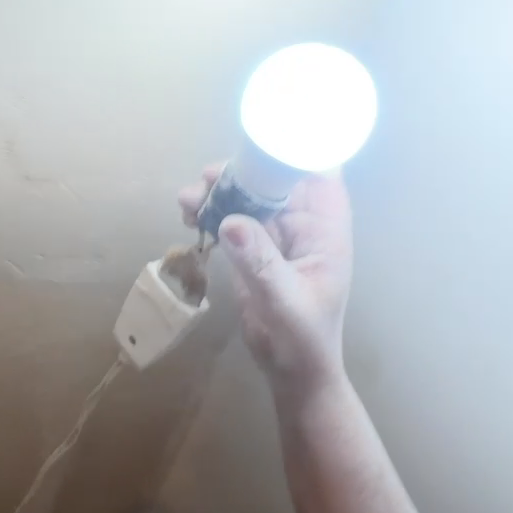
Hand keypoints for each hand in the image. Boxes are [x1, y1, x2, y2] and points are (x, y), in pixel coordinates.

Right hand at [179, 163, 354, 399]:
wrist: (292, 372)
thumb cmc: (304, 341)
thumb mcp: (285, 303)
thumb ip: (260, 262)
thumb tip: (229, 221)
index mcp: (325, 230)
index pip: (320, 173)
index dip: (297, 148)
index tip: (260, 140)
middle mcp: (302, 224)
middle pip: (274, 177)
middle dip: (241, 170)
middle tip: (207, 177)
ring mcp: (275, 235)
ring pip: (247, 195)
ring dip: (217, 191)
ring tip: (187, 199)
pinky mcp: (253, 247)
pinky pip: (230, 217)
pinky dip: (210, 211)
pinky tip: (188, 216)